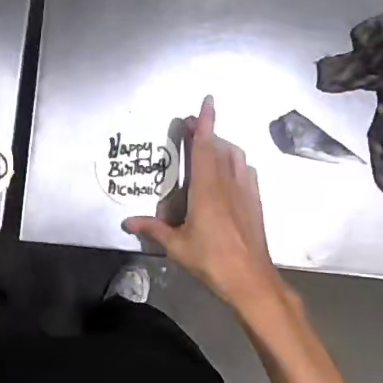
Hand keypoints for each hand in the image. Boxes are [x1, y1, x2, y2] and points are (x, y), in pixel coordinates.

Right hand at [124, 95, 282, 309]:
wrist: (251, 279)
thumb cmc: (212, 260)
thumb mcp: (177, 246)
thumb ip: (153, 229)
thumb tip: (127, 222)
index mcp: (206, 189)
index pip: (205, 147)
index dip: (206, 122)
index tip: (207, 102)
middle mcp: (228, 183)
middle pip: (219, 147)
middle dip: (207, 131)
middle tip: (191, 125)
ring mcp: (245, 191)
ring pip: (236, 156)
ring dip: (222, 145)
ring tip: (208, 146)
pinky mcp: (255, 202)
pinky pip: (246, 172)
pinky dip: (235, 163)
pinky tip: (228, 173)